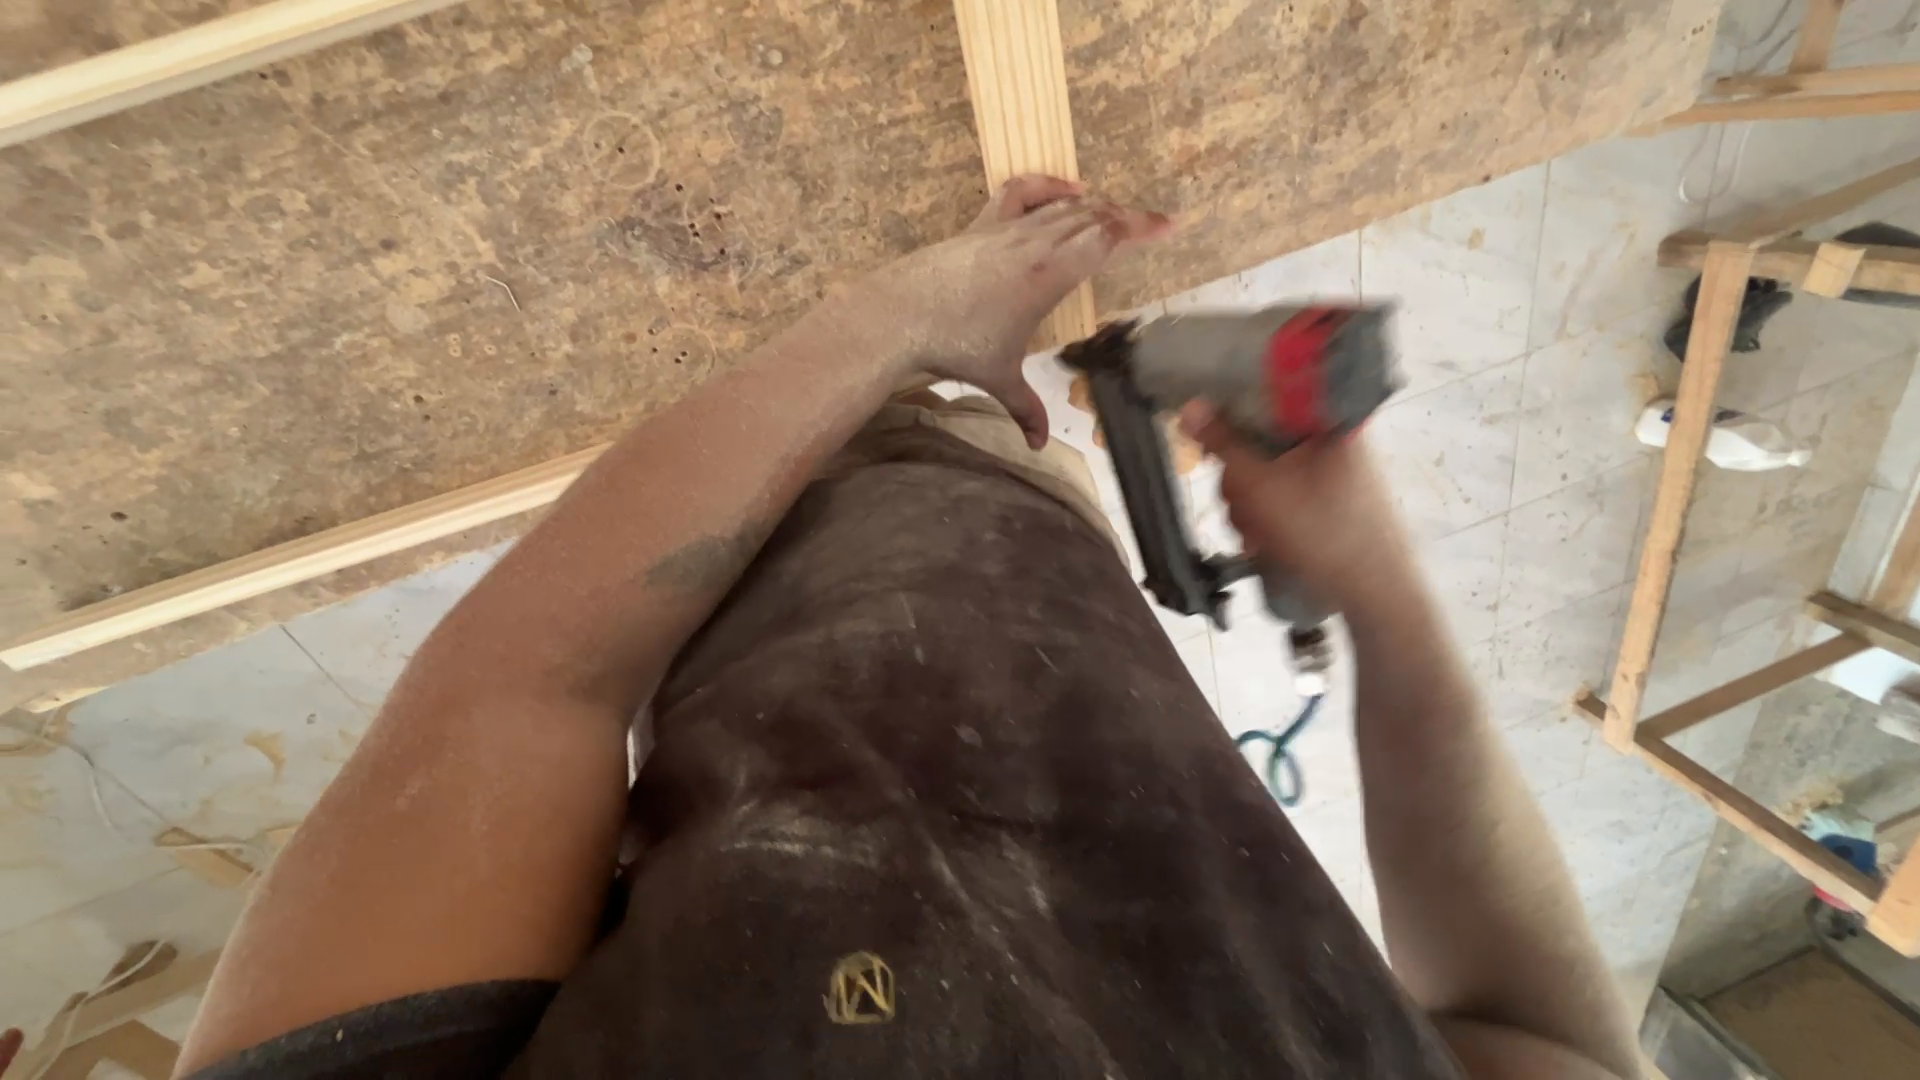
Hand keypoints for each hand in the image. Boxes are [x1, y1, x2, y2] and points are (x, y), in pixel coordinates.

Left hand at [857, 175, 1171, 448]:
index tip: (1171, 224)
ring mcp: (1007, 229)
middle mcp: (1035, 243)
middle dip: (1127, 218)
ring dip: (1094, 206)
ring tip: (1115, 214)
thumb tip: (1038, 445)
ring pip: (1063, 205)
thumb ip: (1026, 409)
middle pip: (1093, 215)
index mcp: (1050, 275)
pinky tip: (1066, 191)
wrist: (899, 315)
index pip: (1108, 238)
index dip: (1143, 228)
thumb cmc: (955, 346)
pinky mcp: (981, 224)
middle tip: (1151, 226)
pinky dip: (1048, 187)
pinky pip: (1022, 193)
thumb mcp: (999, 378)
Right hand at [1181, 403, 1415, 612]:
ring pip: (1269, 474)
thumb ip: (1222, 444)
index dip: (1231, 419)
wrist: (1376, 592)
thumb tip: (1189, 406)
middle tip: (1244, 510)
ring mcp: (1336, 472)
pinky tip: (1267, 542)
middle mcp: (1334, 438)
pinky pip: (1285, 496)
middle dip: (1240, 484)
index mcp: (1327, 419)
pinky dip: (1270, 518)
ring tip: (1257, 537)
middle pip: (1261, 442)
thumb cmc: (1321, 530)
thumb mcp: (1259, 485)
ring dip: (1251, 508)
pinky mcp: (1333, 500)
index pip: (1267, 398)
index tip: (1214, 448)